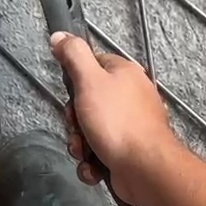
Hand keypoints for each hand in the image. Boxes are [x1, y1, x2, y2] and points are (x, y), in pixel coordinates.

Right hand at [51, 32, 186, 205]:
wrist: (145, 170)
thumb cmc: (118, 122)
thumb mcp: (90, 80)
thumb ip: (74, 55)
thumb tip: (60, 36)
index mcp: (124, 73)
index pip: (92, 65)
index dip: (75, 80)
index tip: (71, 93)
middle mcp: (129, 96)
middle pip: (87, 101)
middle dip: (75, 120)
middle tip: (78, 126)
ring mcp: (130, 125)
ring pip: (91, 129)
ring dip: (80, 144)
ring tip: (85, 151)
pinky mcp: (128, 151)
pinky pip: (100, 153)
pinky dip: (93, 162)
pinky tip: (95, 167)